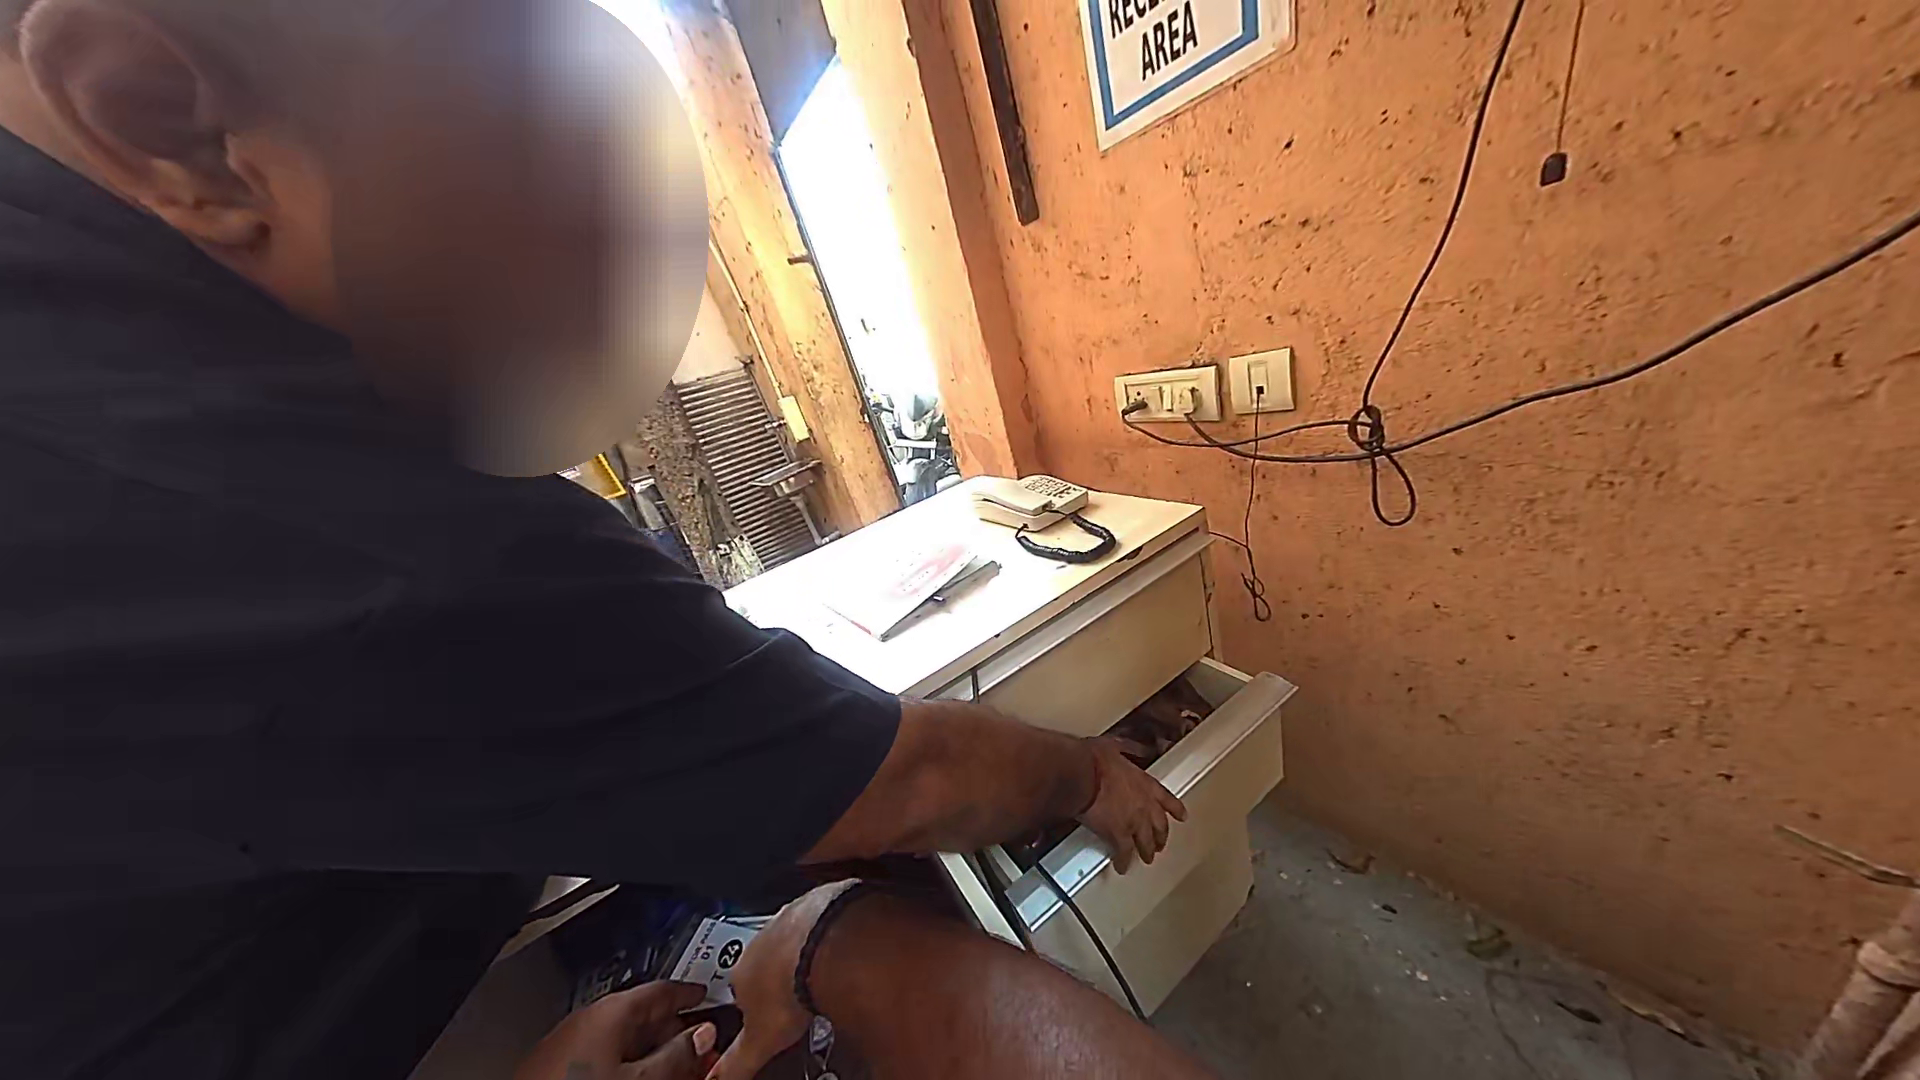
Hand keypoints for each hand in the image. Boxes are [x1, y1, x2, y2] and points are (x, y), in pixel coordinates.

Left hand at [514, 981, 717, 1079]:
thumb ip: (676, 1056)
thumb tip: (703, 1036)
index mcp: (610, 1012)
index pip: (664, 989)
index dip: (690, 995)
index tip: (706, 998)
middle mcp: (586, 1021)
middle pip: (642, 1015)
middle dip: (670, 1031)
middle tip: (694, 1047)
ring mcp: (563, 1048)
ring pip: (619, 1040)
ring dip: (646, 1053)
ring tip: (663, 1073)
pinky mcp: (548, 1073)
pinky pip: (597, 1059)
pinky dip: (620, 1066)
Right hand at [706, 880, 862, 1079]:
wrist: (824, 945)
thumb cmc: (790, 987)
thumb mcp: (759, 1041)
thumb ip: (734, 1066)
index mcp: (743, 969)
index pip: (740, 989)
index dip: (755, 1005)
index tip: (769, 1015)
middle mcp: (764, 937)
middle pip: (767, 958)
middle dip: (779, 974)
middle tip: (797, 994)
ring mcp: (793, 915)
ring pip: (794, 934)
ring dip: (802, 949)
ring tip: (820, 971)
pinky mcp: (821, 901)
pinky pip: (821, 915)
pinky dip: (827, 929)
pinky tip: (838, 947)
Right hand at [1076, 735, 1187, 872]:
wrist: (1082, 774)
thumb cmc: (1093, 759)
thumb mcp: (1114, 746)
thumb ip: (1127, 748)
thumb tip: (1130, 746)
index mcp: (1144, 782)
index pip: (1166, 798)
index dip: (1175, 808)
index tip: (1181, 816)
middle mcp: (1144, 804)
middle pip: (1159, 826)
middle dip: (1160, 836)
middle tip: (1159, 843)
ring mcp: (1134, 822)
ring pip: (1146, 842)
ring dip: (1146, 851)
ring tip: (1146, 857)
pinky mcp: (1119, 835)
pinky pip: (1124, 853)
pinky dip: (1123, 861)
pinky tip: (1121, 866)